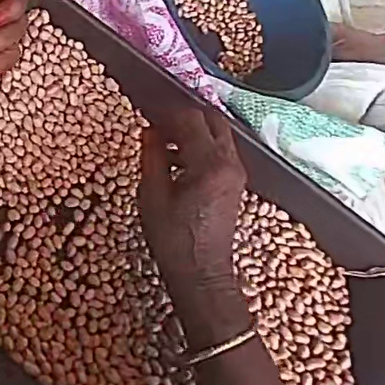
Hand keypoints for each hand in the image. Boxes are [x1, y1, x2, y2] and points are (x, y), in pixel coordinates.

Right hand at [138, 102, 247, 315]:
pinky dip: (200, 146)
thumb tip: (149, 130)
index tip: (147, 113)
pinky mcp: (235, 182)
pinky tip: (176, 159)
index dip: (167, 112)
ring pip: (218, 133)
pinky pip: (220, 150)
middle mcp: (229, 163)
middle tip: (158, 122)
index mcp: (208, 164)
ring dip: (193, 131)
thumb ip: (152, 156)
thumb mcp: (152, 195)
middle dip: (184, 116)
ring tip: (162, 141)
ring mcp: (236, 172)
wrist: (202, 272)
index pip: (190, 120)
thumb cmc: (172, 238)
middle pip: (212, 119)